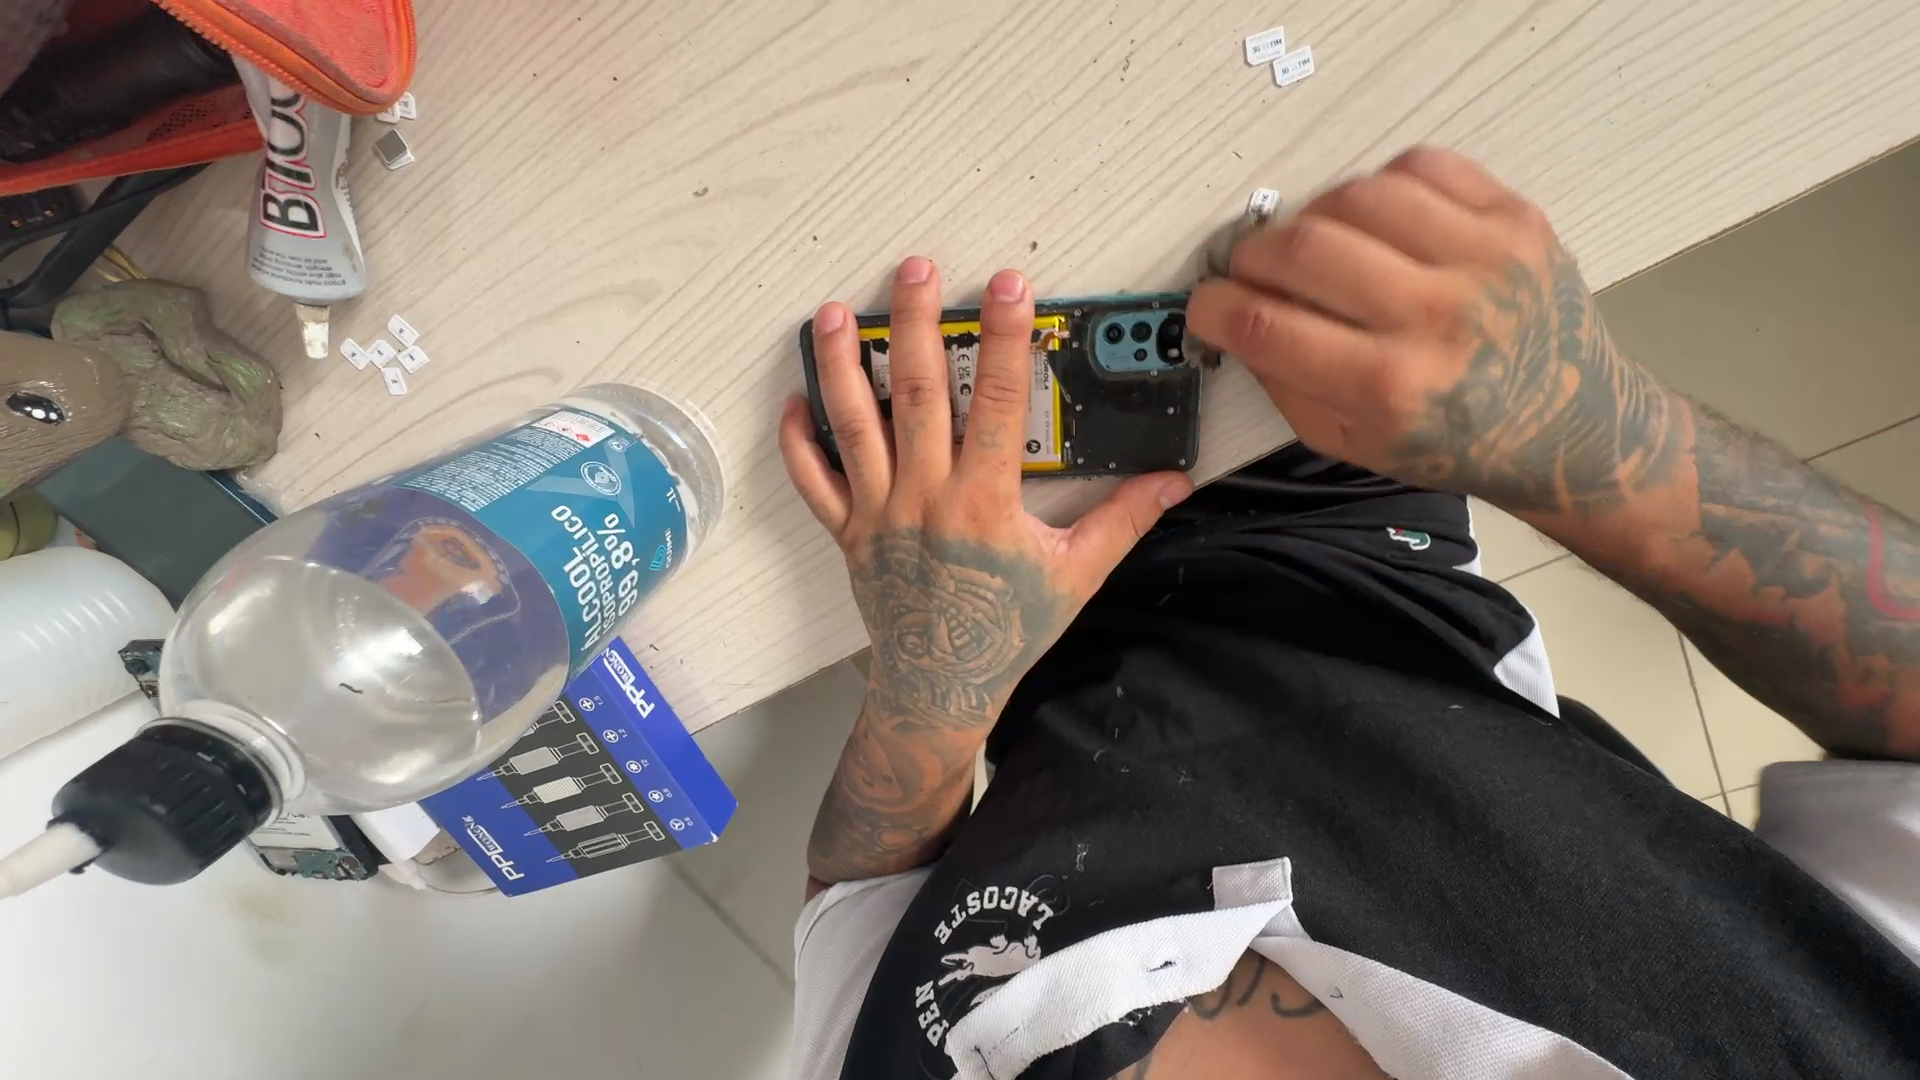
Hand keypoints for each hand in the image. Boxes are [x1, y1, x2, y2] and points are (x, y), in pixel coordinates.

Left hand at [780, 257, 1193, 729]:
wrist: (942, 684)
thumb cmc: (1007, 630)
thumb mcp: (1075, 575)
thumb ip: (1122, 521)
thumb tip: (1174, 482)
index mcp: (984, 500)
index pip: (999, 403)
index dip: (1006, 340)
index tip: (1009, 287)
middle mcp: (924, 496)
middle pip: (917, 394)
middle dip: (917, 324)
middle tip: (914, 270)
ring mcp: (878, 513)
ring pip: (855, 426)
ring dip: (843, 366)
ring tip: (835, 314)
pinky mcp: (848, 532)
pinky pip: (814, 483)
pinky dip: (800, 444)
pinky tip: (794, 403)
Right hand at [1189, 147, 1678, 517]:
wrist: (1564, 426)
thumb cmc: (1444, 442)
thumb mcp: (1345, 440)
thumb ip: (1282, 383)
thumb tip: (1236, 323)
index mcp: (1384, 386)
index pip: (1266, 326)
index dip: (1214, 308)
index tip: (1204, 305)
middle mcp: (1433, 316)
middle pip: (1303, 250)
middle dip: (1249, 257)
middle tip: (1246, 272)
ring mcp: (1480, 258)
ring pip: (1354, 197)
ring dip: (1307, 219)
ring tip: (1309, 248)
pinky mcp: (1514, 218)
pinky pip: (1419, 167)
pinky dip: (1372, 188)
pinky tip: (1368, 224)